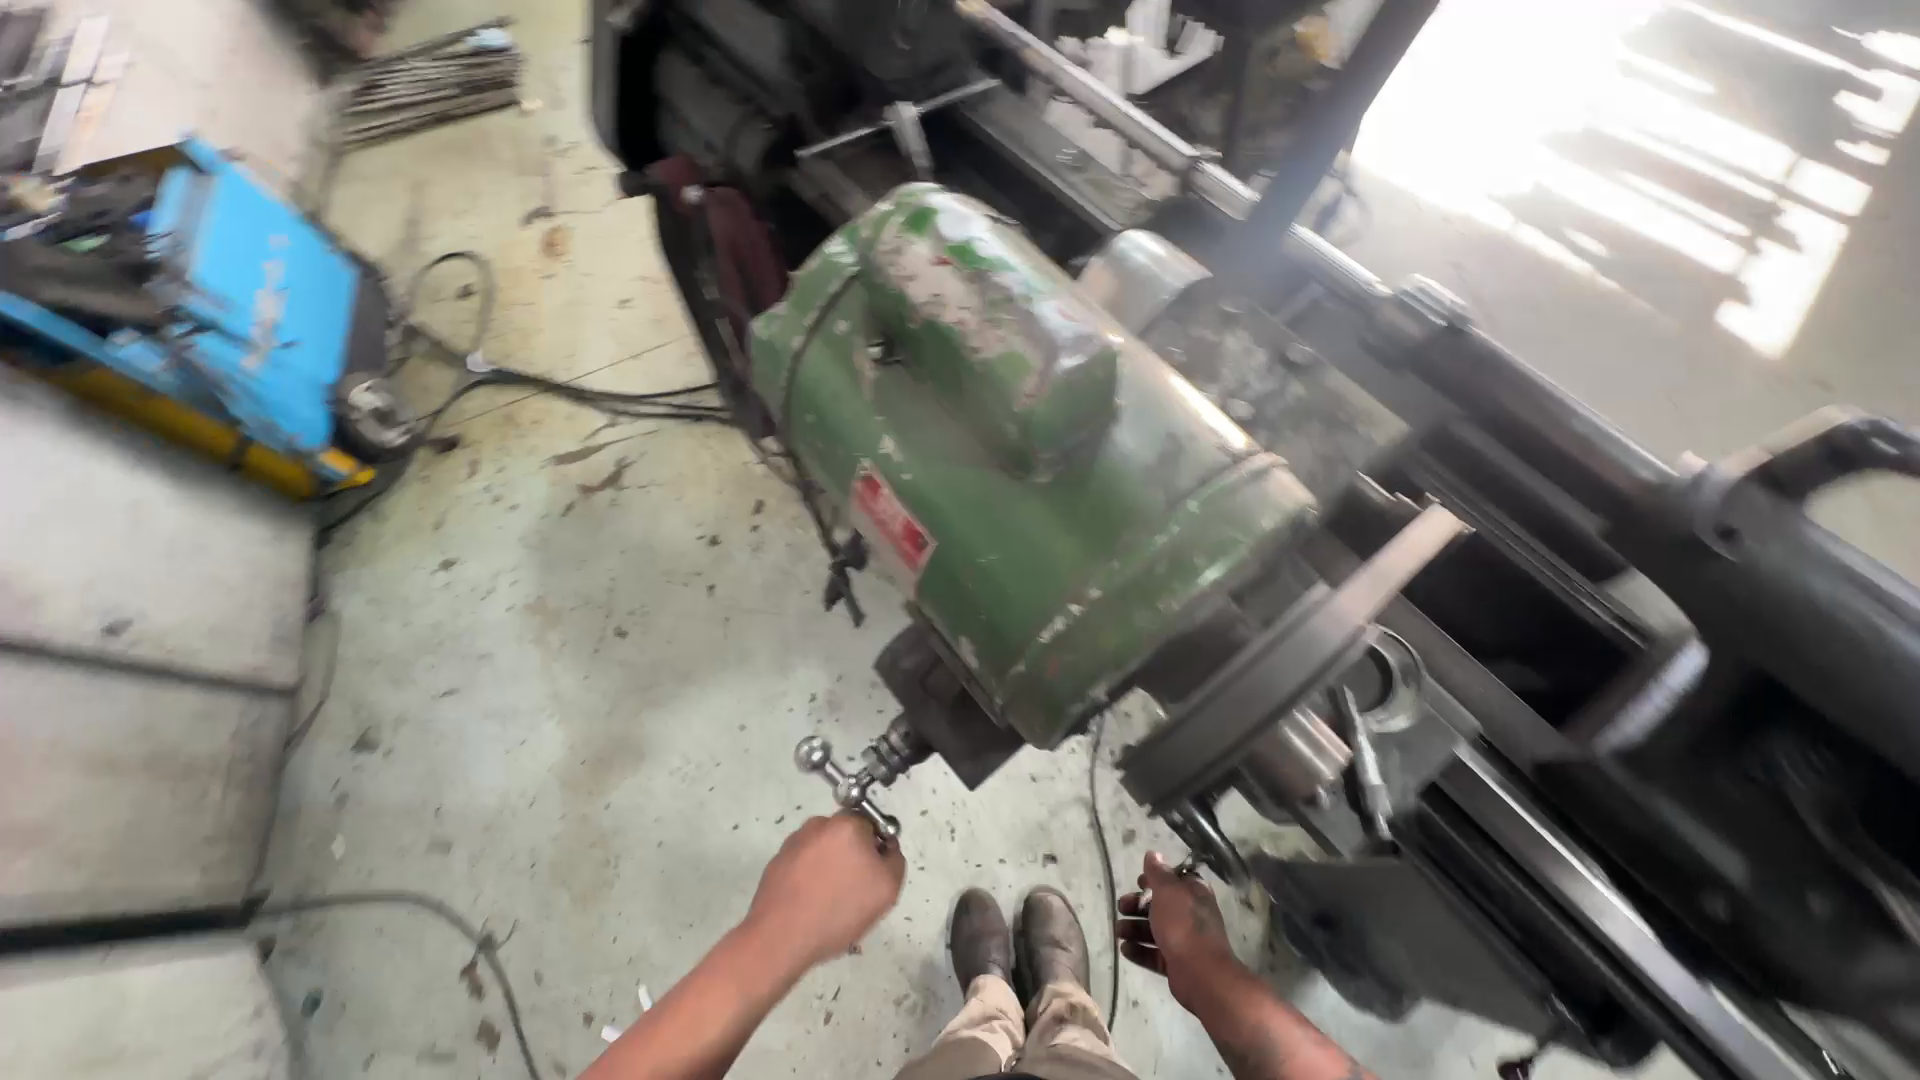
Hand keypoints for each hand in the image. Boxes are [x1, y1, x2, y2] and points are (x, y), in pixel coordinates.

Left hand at [742, 814, 905, 973]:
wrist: (780, 939)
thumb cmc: (839, 911)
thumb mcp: (887, 889)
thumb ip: (894, 859)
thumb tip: (885, 847)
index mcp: (846, 824)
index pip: (872, 827)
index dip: (876, 852)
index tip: (872, 878)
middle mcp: (817, 825)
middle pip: (846, 838)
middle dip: (853, 859)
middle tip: (853, 893)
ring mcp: (793, 843)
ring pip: (824, 851)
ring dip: (830, 868)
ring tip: (829, 903)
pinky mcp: (776, 862)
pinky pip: (803, 866)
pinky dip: (809, 879)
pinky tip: (810, 905)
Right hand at [1116, 851, 1246, 1011]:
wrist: (1200, 973)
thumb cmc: (1183, 924)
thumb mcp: (1167, 891)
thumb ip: (1158, 872)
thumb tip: (1153, 853)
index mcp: (1193, 894)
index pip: (1174, 880)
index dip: (1155, 879)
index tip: (1138, 882)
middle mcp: (1190, 915)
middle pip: (1160, 906)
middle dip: (1138, 905)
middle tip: (1122, 906)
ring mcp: (1184, 941)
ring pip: (1155, 930)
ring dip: (1134, 929)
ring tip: (1119, 932)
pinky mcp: (1176, 963)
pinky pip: (1154, 954)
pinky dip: (1139, 951)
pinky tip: (1125, 949)